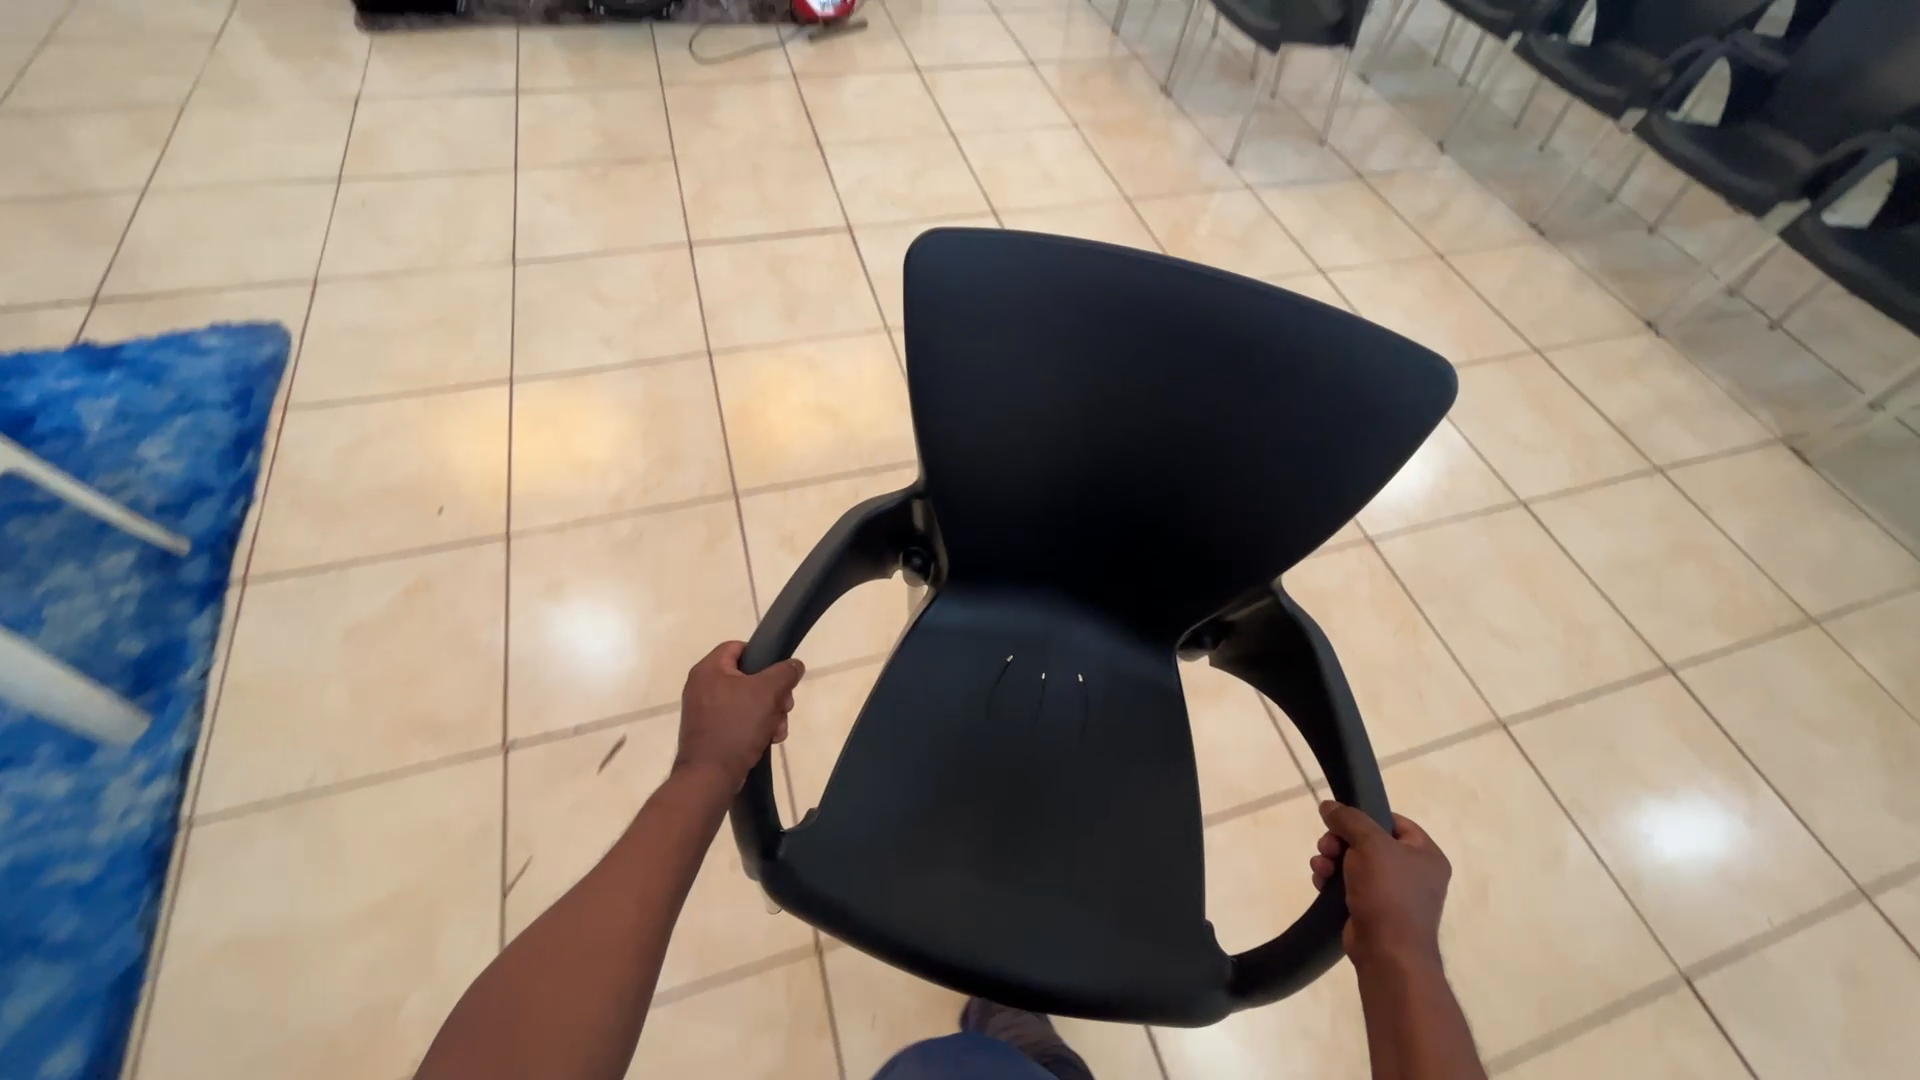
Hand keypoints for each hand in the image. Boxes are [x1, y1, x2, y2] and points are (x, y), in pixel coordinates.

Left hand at [675, 642, 804, 788]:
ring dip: (770, 712)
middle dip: (773, 692)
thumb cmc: (736, 726)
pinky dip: (756, 727)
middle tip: (784, 706)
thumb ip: (785, 672)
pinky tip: (769, 739)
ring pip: (748, 701)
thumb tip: (795, 665)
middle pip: (748, 676)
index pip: (738, 646)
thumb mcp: (767, 692)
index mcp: (708, 670)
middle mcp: (703, 687)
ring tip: (777, 728)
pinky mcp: (711, 732)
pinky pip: (739, 720)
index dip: (762, 655)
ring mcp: (705, 711)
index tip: (779, 673)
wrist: (710, 775)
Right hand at [1310, 801, 1450, 969]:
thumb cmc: (1388, 891)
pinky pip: (1349, 883)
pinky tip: (1321, 882)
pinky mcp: (1373, 909)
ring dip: (1331, 859)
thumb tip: (1329, 805)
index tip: (1341, 820)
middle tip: (1326, 846)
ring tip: (1320, 867)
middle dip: (1340, 841)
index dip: (1366, 816)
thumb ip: (1349, 818)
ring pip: (1354, 862)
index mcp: (1426, 855)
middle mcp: (1414, 873)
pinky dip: (1332, 880)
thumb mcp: (1370, 844)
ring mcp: (1393, 893)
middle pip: (1368, 841)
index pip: (1394, 821)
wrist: (1388, 952)